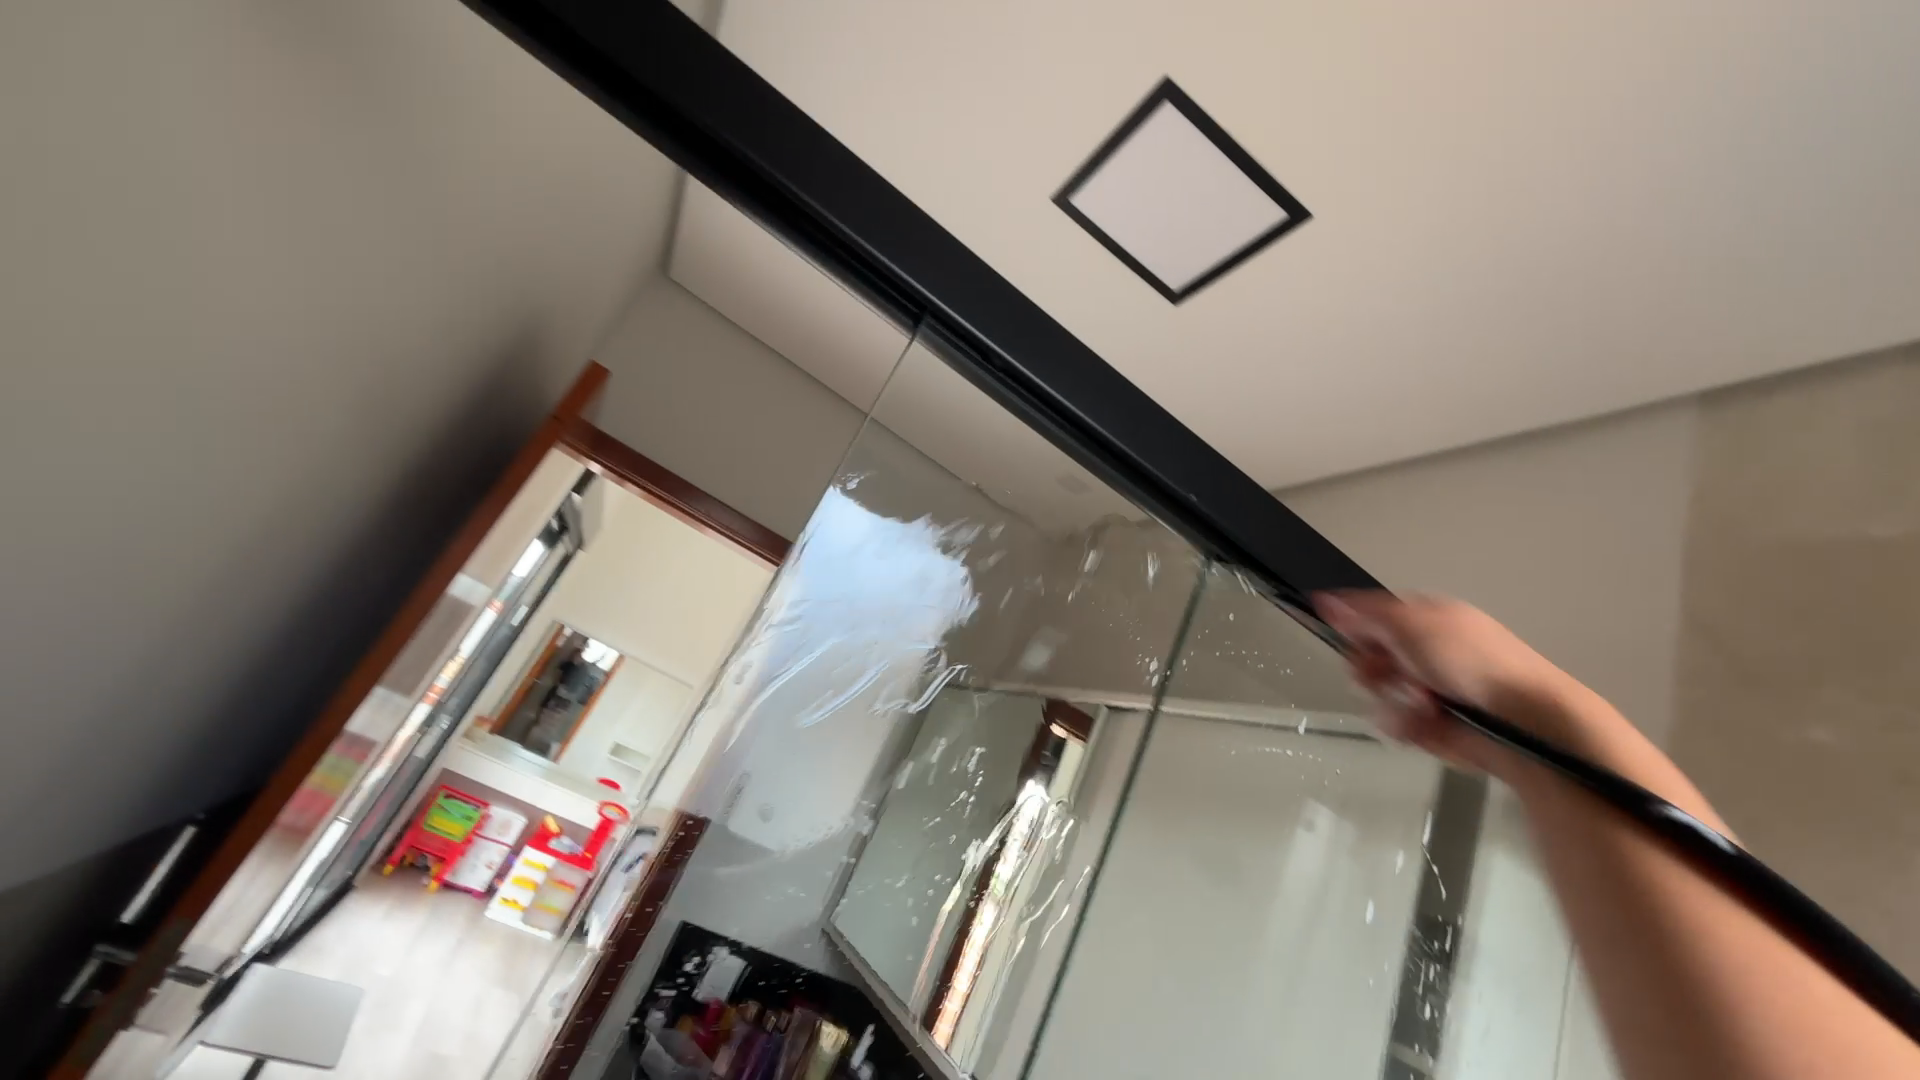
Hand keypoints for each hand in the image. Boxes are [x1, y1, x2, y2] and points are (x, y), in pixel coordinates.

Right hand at [1314, 590, 1586, 777]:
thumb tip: (1324, 599)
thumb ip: (1365, 614)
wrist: (1524, 723)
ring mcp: (1428, 689)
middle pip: (1367, 656)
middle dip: (1372, 669)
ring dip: (1391, 700)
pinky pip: (1394, 722)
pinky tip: (1425, 724)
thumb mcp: (1413, 625)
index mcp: (1426, 619)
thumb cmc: (1472, 662)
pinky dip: (1405, 724)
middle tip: (1385, 674)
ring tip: (1420, 705)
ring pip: (1377, 692)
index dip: (1355, 627)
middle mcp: (1425, 651)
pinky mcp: (1430, 725)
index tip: (1346, 637)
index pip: (1372, 616)